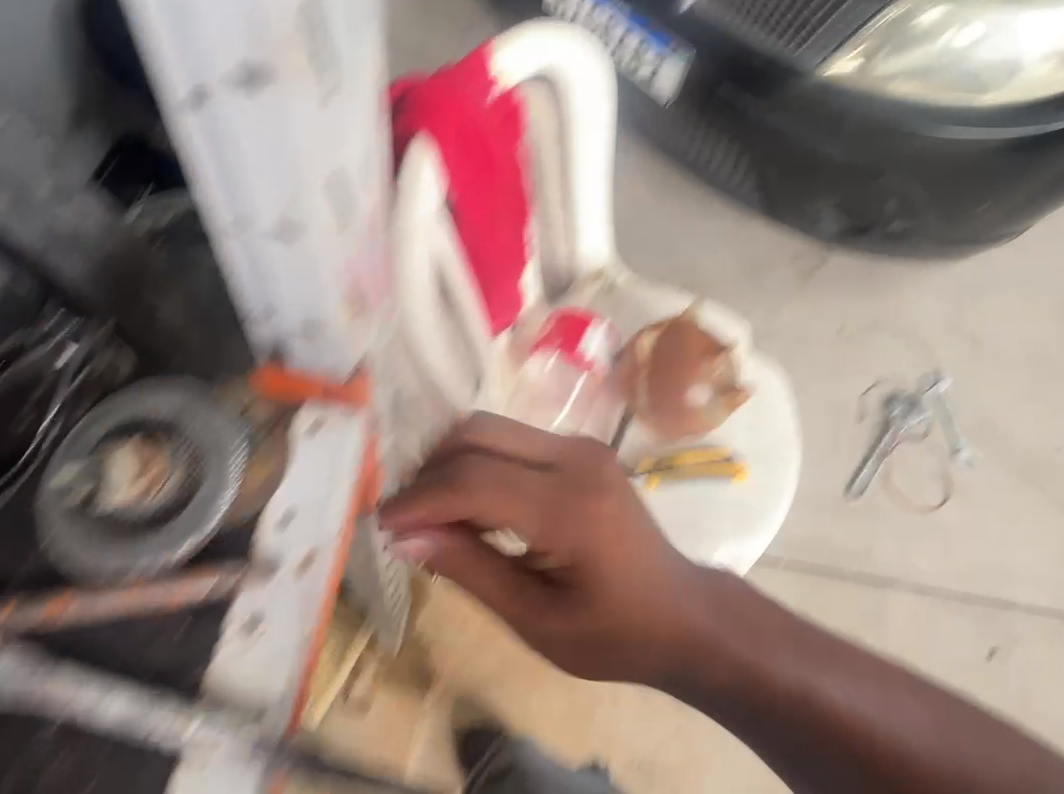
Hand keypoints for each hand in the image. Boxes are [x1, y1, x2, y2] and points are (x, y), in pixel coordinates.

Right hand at [379, 413, 717, 686]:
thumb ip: (469, 569)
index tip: (381, 525)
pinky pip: (511, 439)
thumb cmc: (613, 634)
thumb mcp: (535, 621)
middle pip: (476, 434)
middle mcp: (576, 458)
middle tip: (405, 520)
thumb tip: (403, 537)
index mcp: (570, 506)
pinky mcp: (579, 447)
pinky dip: (477, 463)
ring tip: (431, 515)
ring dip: (450, 463)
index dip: (418, 499)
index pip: (472, 480)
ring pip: (490, 428)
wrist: (681, 613)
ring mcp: (581, 446)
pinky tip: (468, 506)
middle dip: (429, 472)